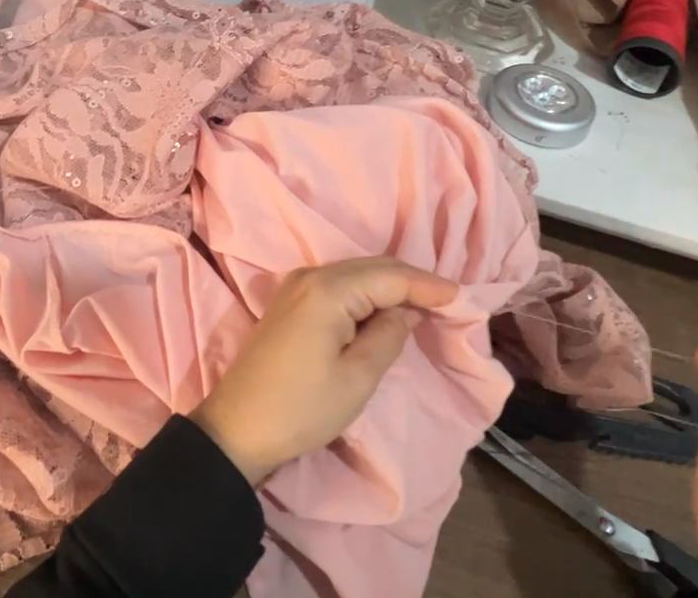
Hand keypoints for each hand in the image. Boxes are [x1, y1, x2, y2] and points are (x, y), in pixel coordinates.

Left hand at [190, 256, 458, 485]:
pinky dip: (367, 292)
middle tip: (448, 300)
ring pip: (356, 273)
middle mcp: (311, 276)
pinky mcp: (289, 302)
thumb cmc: (301, 409)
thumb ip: (387, 337)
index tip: (461, 297)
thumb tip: (403, 311)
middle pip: (373, 267)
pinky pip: (339, 285)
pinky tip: (384, 308)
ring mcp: (296, 286)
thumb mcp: (356, 379)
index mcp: (328, 290)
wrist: (236, 429)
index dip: (427, 286)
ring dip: (389, 285)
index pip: (390, 277)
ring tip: (424, 303)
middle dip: (411, 281)